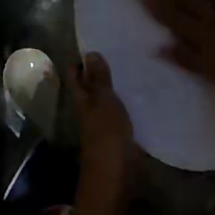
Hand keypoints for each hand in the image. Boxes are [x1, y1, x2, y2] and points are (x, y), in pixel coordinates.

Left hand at [68, 53, 131, 192]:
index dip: (79, 61)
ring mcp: (102, 121)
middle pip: (88, 86)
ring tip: (131, 66)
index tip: (92, 44)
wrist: (115, 171)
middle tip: (116, 50)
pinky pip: (118, 110)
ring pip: (104, 98)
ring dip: (113, 85)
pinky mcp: (117, 131)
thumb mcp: (104, 101)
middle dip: (97, 70)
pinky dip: (124, 100)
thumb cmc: (106, 133)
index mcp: (81, 99)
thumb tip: (90, 53)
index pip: (74, 75)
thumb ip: (99, 79)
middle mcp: (89, 108)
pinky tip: (139, 93)